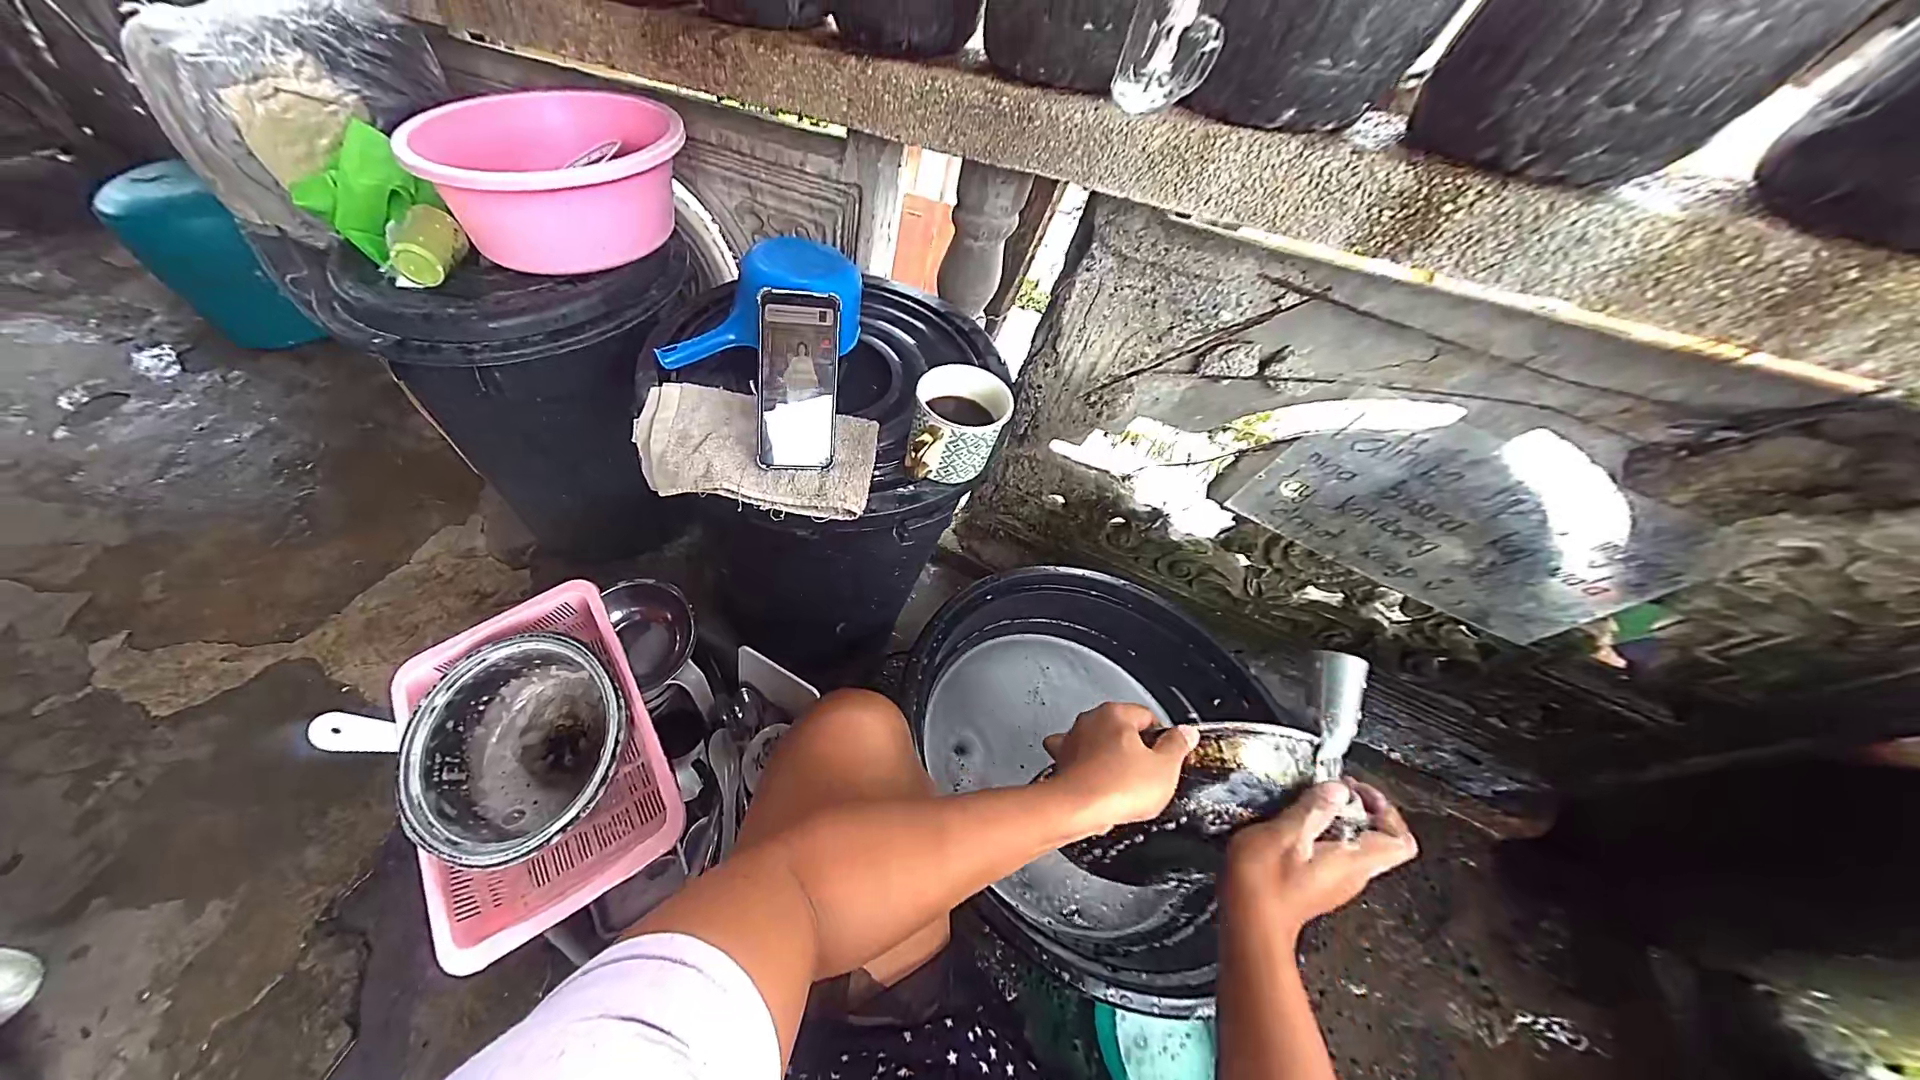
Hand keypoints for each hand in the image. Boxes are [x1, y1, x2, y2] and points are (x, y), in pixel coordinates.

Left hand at [1042, 703, 1197, 834]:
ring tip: (1123, 785)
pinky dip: (1088, 770)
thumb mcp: (1164, 768)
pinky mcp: (1060, 760)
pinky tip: (1098, 785)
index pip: (1148, 716)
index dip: (1162, 738)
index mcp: (1116, 713)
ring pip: (1100, 744)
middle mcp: (1090, 720)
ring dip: (1110, 760)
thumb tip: (1186, 733)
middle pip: (1123, 729)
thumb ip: (1177, 745)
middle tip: (1146, 774)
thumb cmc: (1116, 787)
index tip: (1167, 756)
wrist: (1076, 810)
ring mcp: (1072, 739)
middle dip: (1135, 750)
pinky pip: (1080, 761)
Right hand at [1223, 781, 1416, 937]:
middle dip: (1358, 808)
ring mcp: (1336, 882)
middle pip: (1379, 840)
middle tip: (1328, 788)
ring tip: (1308, 801)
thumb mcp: (1284, 835)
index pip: (1400, 841)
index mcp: (1353, 862)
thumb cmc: (1264, 881)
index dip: (1385, 810)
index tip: (1354, 790)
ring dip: (1337, 819)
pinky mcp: (1319, 883)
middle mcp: (1353, 874)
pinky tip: (1294, 824)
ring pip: (1356, 845)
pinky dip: (1322, 833)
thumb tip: (1339, 789)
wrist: (1248, 922)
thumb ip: (1312, 810)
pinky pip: (1335, 853)